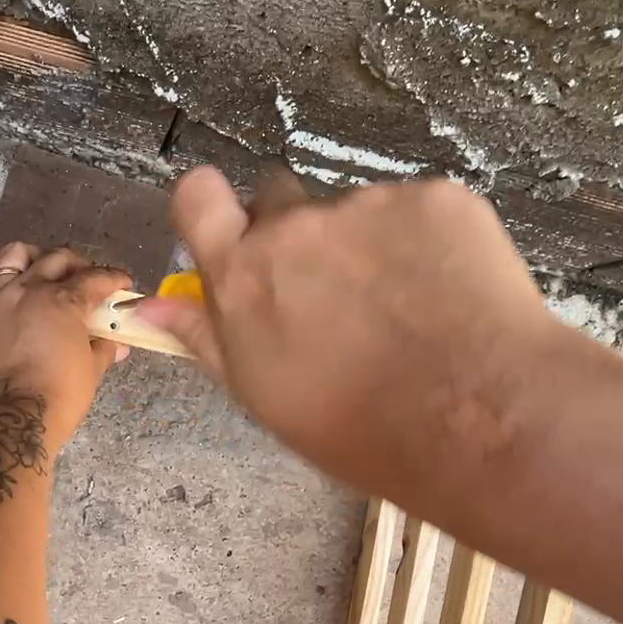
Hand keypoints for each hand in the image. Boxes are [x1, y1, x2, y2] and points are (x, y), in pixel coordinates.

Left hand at [0, 243, 131, 454]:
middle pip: (57, 260)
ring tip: (44, 265)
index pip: (95, 279)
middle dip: (79, 264)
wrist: (12, 420)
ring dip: (34, 254)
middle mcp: (30, 290)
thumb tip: (116, 345)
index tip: (122, 284)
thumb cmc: (57, 397)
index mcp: (64, 302)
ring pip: (14, 256)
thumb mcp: (90, 372)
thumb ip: (102, 350)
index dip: (113, 279)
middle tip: (88, 279)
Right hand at [138, 167, 578, 495]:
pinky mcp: (436, 197)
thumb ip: (203, 336)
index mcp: (242, 275)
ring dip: (361, 245)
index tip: (229, 235)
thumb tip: (148, 305)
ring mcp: (369, 204)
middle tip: (328, 293)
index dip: (209, 210)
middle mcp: (296, 226)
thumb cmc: (351, 426)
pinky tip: (442, 294)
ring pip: (351, 212)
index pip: (197, 197)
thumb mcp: (260, 393)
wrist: (474, 417)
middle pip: (278, 200)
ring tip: (400, 309)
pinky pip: (412, 209)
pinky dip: (419, 242)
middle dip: (291, 235)